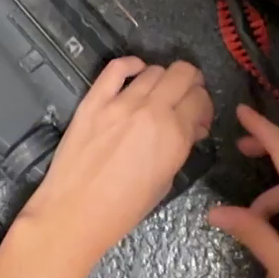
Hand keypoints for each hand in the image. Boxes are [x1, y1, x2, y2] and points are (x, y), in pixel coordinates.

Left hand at [13, 57, 213, 277]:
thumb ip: (182, 146)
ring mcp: (121, 103)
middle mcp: (152, 112)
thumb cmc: (124, 208)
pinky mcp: (95, 100)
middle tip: (184, 96)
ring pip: (154, 69)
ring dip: (163, 78)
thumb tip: (193, 126)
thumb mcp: (166, 180)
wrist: (75, 213)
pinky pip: (117, 67)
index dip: (203, 105)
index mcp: (175, 135)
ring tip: (157, 93)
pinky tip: (135, 72)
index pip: (200, 99)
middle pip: (183, 74)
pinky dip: (131, 64)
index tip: (197, 115)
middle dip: (191, 82)